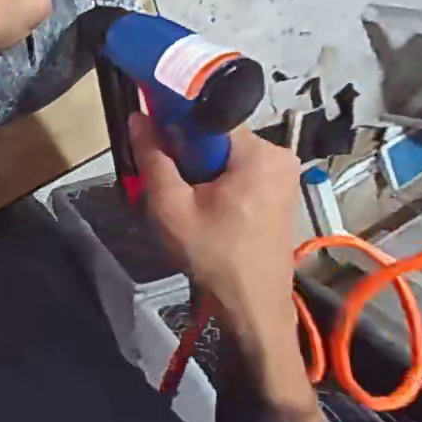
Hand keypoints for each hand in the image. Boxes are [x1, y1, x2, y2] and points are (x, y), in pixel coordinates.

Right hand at [129, 114, 300, 341]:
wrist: (253, 307)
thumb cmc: (214, 256)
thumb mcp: (172, 208)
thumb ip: (153, 158)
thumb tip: (138, 117)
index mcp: (259, 153)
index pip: (209, 114)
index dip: (176, 123)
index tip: (154, 137)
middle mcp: (279, 154)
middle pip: (218, 135)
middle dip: (188, 152)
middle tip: (169, 182)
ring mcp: (284, 173)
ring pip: (227, 153)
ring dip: (202, 168)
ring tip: (185, 199)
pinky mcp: (281, 190)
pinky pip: (241, 169)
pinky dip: (219, 180)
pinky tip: (205, 207)